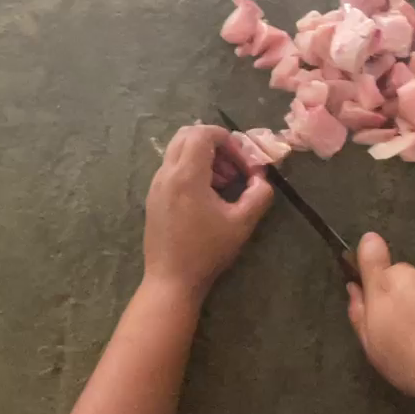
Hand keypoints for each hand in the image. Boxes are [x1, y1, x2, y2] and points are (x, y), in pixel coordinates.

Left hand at [143, 124, 273, 300]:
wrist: (171, 280)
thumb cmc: (207, 251)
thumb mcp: (242, 223)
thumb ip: (259, 195)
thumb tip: (261, 179)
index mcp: (186, 175)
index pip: (202, 133)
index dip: (227, 139)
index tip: (242, 161)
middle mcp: (166, 173)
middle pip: (187, 134)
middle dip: (214, 143)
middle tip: (233, 166)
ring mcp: (156, 184)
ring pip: (178, 150)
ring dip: (203, 156)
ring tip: (223, 183)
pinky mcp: (153, 196)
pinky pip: (172, 167)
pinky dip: (191, 169)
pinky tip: (206, 196)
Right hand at [345, 233, 414, 407]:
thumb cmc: (408, 360)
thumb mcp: (372, 345)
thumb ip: (359, 311)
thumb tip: (354, 287)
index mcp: (382, 285)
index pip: (370, 251)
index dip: (369, 252)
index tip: (370, 265)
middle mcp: (408, 275)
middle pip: (397, 275)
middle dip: (397, 292)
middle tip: (401, 324)